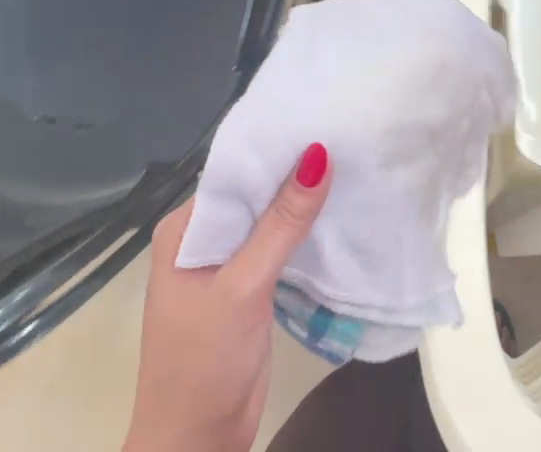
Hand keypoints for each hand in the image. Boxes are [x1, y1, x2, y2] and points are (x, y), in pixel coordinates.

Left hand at [124, 143, 331, 451]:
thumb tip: (319, 154)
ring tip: (356, 166)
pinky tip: (341, 216)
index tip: (324, 121)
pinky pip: (279, 247)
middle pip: (255, 194)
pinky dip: (306, 234)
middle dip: (296, 172)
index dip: (277, 148)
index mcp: (185, 229)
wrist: (195, 443)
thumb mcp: (244, 287)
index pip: (235, 173)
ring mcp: (226, 264)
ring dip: (304, 203)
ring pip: (270, 220)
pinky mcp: (249, 288)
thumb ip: (282, 224)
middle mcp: (203, 239)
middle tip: (352, 138)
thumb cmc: (204, 362)